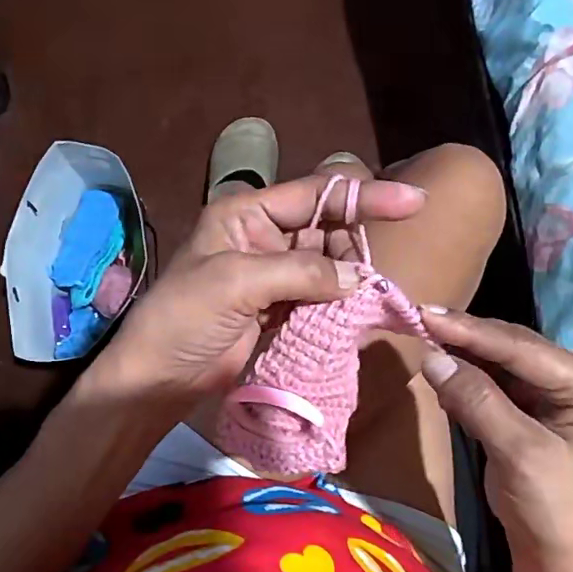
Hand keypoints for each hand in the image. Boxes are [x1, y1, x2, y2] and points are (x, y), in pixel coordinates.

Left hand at [83, 172, 424, 412]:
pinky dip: (338, 307)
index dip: (362, 197)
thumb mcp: (235, 282)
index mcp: (245, 215)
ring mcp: (271, 277)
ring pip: (327, 268)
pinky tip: (354, 316)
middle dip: (352, 249)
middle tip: (367, 280)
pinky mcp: (276, 311)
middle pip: (326, 230)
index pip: (314, 195)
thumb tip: (355, 277)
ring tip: (364, 301)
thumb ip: (298, 271)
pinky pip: (318, 300)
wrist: (158, 376)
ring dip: (348, 282)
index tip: (414, 203)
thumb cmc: (184, 318)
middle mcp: (261, 238)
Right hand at [417, 311, 572, 562]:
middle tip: (418, 317)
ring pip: (498, 360)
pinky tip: (440, 363)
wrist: (558, 554)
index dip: (472, 330)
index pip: (523, 349)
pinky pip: (491, 381)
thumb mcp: (518, 452)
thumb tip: (431, 357)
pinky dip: (463, 373)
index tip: (426, 314)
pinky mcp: (528, 408)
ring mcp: (552, 393)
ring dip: (461, 350)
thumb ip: (477, 401)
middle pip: (512, 347)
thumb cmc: (552, 505)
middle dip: (465, 334)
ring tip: (422, 332)